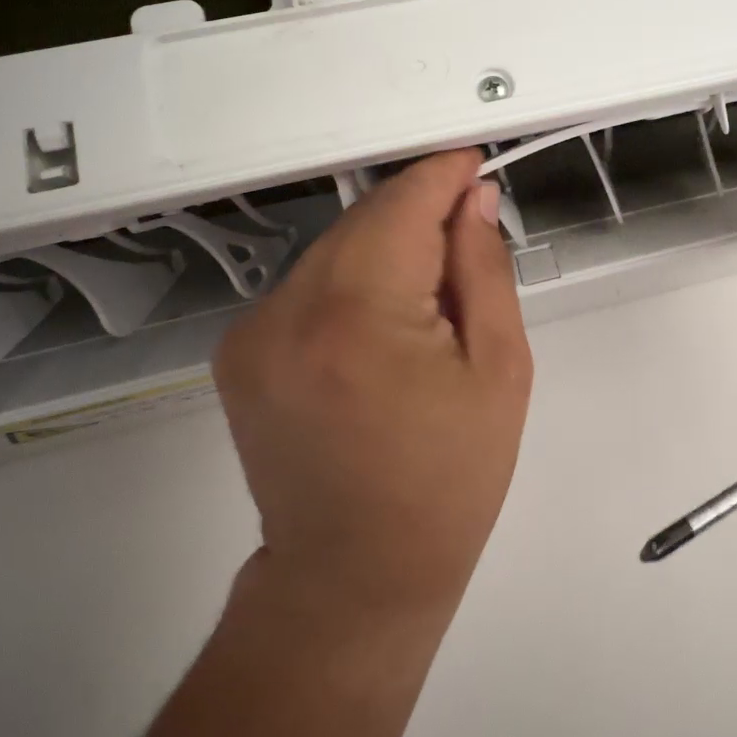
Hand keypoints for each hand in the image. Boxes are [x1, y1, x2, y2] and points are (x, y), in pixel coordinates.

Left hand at [212, 151, 532, 609]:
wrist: (358, 572)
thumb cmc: (449, 479)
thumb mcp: (499, 371)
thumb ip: (483, 271)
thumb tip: (473, 201)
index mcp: (359, 318)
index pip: (401, 206)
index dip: (442, 176)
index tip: (474, 165)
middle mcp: (287, 312)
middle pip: (363, 222)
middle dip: (419, 217)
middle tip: (468, 241)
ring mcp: (250, 333)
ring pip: (333, 250)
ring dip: (385, 252)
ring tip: (429, 305)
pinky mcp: (236, 353)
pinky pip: (306, 286)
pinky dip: (350, 284)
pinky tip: (382, 330)